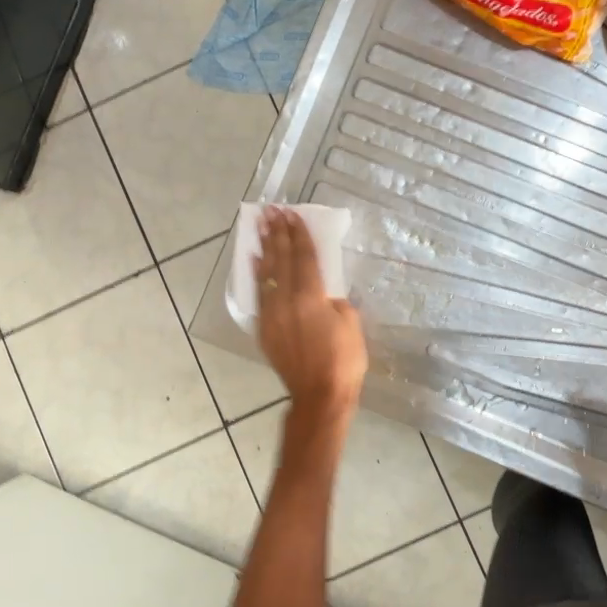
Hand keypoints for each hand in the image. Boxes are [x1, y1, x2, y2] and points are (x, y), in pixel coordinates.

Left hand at [254, 208, 366, 417]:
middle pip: (281, 259)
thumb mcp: (350, 322)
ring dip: (264, 248)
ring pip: (265, 273)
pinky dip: (257, 273)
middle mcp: (286, 300)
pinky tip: (255, 260)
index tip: (291, 213)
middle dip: (276, 233)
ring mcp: (272, 314)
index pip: (303, 256)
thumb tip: (322, 291)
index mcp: (310, 296)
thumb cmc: (344, 360)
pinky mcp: (265, 328)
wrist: (320, 396)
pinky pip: (259, 293)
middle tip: (270, 210)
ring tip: (259, 226)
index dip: (298, 233)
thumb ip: (335, 299)